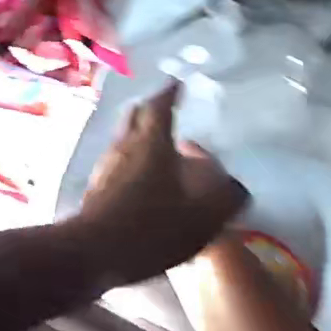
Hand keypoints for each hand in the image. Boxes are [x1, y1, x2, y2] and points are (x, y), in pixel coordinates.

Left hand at [71, 82, 248, 287]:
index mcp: (150, 144)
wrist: (96, 248)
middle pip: (135, 117)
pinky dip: (134, 155)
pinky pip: (120, 158)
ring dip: (141, 133)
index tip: (177, 82)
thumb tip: (234, 184)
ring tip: (161, 140)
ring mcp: (106, 163)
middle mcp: (123, 146)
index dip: (169, 93)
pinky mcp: (98, 182)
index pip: (158, 107)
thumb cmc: (153, 228)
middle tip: (166, 106)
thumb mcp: (204, 216)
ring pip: (125, 137)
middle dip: (150, 108)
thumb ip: (225, 195)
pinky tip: (146, 173)